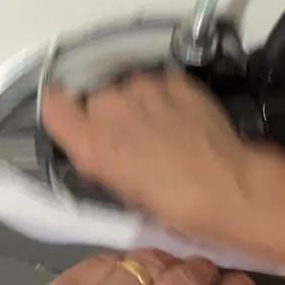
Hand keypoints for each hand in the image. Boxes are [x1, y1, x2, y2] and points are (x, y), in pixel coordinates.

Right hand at [41, 71, 260, 238]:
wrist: (231, 186)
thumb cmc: (175, 205)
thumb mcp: (125, 193)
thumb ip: (102, 162)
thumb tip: (100, 150)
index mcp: (91, 140)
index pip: (53, 104)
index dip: (64, 111)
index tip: (76, 121)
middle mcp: (109, 105)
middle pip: (96, 99)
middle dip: (112, 115)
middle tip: (134, 141)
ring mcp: (143, 87)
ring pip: (129, 90)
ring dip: (140, 105)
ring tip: (165, 131)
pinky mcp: (173, 79)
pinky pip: (160, 86)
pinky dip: (167, 99)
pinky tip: (184, 121)